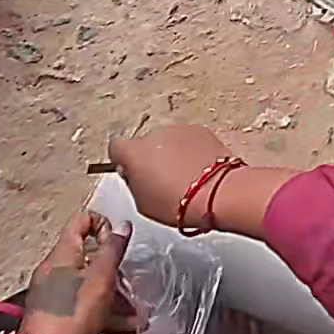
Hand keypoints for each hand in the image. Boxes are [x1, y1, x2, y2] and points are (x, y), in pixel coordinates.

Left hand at [18, 212, 130, 333]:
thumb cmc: (72, 317)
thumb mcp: (102, 278)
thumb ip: (114, 249)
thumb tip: (122, 227)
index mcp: (63, 254)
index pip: (82, 221)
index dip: (103, 226)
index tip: (117, 245)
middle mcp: (54, 270)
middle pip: (89, 256)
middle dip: (114, 269)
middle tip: (130, 283)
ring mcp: (54, 295)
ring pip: (89, 285)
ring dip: (115, 295)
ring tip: (138, 313)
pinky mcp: (57, 317)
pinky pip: (85, 306)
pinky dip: (106, 312)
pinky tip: (128, 326)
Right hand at [109, 125, 234, 229]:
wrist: (218, 192)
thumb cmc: (178, 204)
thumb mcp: (142, 204)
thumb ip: (134, 184)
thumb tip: (136, 175)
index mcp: (132, 152)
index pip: (116, 149)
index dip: (123, 162)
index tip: (133, 174)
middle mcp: (152, 135)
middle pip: (145, 144)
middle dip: (151, 158)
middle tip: (163, 182)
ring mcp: (177, 129)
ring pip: (167, 140)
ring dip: (172, 153)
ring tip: (186, 178)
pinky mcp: (200, 130)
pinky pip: (189, 139)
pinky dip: (192, 150)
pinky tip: (200, 170)